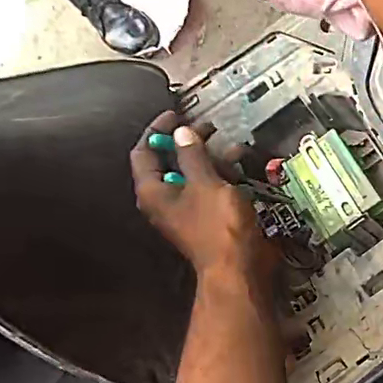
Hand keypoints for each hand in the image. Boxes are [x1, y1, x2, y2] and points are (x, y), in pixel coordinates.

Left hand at [129, 111, 276, 282]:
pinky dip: (220, 177)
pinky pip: (208, 190)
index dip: (157, 130)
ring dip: (210, 159)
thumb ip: (192, 154)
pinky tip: (239, 169)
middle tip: (208, 129)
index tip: (176, 115)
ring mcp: (186, 211)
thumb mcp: (205, 182)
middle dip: (189, 143)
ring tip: (232, 148)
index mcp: (153, 192)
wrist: (238, 268)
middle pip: (169, 162)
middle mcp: (164, 201)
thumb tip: (182, 133)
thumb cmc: (217, 225)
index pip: (143, 152)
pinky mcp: (206, 219)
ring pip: (193, 175)